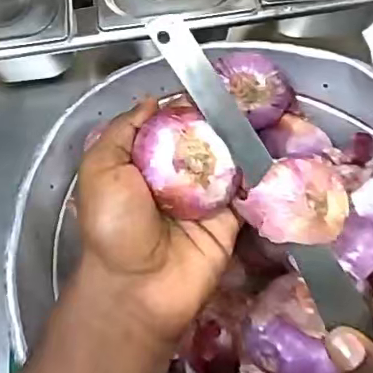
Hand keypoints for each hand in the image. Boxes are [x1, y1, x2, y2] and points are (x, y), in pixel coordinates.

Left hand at [74, 99, 239, 345]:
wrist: (137, 287)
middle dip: (217, 121)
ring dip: (241, 144)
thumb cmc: (112, 223)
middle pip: (200, 140)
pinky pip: (247, 194)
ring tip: (262, 117)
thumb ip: (123, 131)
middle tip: (244, 98)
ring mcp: (203, 198)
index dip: (183, 107)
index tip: (207, 86)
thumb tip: (152, 101)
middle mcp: (173, 175)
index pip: (166, 125)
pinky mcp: (229, 222)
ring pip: (227, 163)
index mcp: (140, 160)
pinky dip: (258, 177)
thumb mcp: (101, 167)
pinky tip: (271, 153)